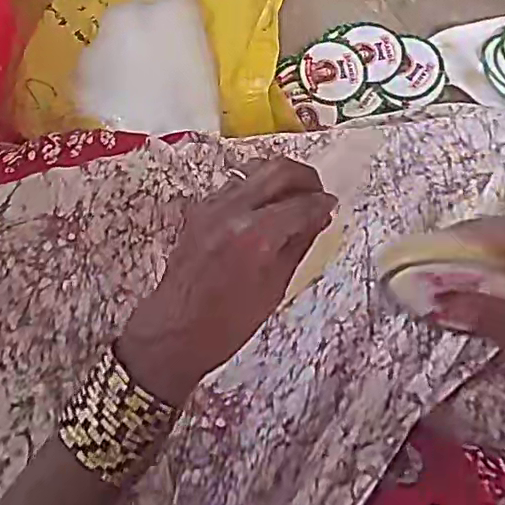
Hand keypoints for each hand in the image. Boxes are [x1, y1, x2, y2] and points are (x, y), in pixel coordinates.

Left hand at [118, 159, 336, 402]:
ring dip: (281, 179)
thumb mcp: (275, 287)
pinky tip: (267, 208)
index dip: (322, 203)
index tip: (332, 205)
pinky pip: (237, 185)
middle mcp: (232, 211)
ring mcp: (213, 206)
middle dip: (306, 177)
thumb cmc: (227, 323)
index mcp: (255, 236)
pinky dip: (258, 188)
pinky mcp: (201, 209)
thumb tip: (321, 215)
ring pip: (256, 171)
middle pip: (279, 170)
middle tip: (318, 193)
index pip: (301, 204)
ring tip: (295, 198)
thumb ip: (299, 243)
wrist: (172, 334)